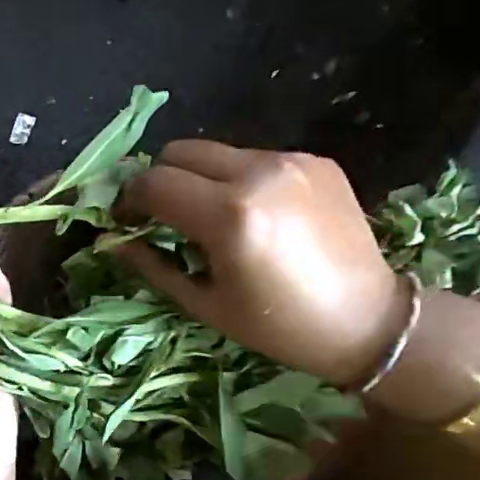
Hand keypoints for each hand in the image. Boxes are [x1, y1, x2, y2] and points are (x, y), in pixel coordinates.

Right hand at [117, 141, 404, 385]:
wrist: (366, 320)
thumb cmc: (280, 328)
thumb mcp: (207, 305)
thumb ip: (154, 265)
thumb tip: (113, 240)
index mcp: (229, 216)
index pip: (154, 183)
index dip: (128, 200)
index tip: (126, 220)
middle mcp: (258, 173)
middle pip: (180, 151)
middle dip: (160, 181)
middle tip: (164, 216)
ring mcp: (291, 160)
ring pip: (218, 152)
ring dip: (201, 179)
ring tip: (214, 220)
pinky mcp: (315, 159)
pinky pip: (257, 159)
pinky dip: (241, 181)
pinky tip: (258, 217)